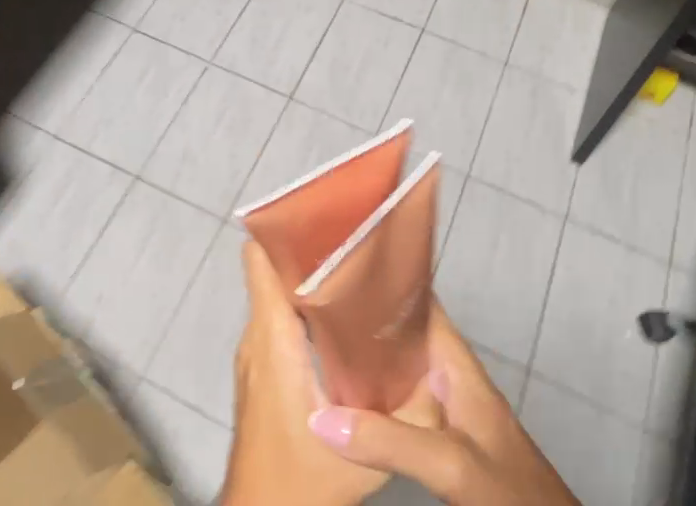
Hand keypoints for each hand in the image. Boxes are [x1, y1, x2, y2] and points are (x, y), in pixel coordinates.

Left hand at [221, 242, 440, 505]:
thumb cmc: (301, 482)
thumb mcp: (367, 445)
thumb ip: (409, 409)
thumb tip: (441, 373)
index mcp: (274, 341)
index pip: (262, 261)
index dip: (288, 230)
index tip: (327, 216)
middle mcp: (257, 338)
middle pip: (274, 271)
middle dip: (313, 250)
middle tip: (360, 242)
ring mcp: (254, 355)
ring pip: (276, 295)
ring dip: (310, 279)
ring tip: (357, 273)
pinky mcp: (259, 371)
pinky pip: (277, 320)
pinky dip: (304, 309)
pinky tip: (342, 321)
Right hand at [304, 304, 579, 505]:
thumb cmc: (512, 489)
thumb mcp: (451, 462)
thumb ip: (392, 440)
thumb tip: (319, 418)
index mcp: (460, 369)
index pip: (424, 307)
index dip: (390, 282)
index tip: (345, 267)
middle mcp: (450, 383)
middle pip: (404, 338)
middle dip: (366, 319)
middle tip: (317, 305)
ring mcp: (446, 415)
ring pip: (398, 373)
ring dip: (365, 360)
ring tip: (318, 344)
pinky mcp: (439, 443)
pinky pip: (397, 408)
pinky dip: (371, 398)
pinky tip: (343, 404)